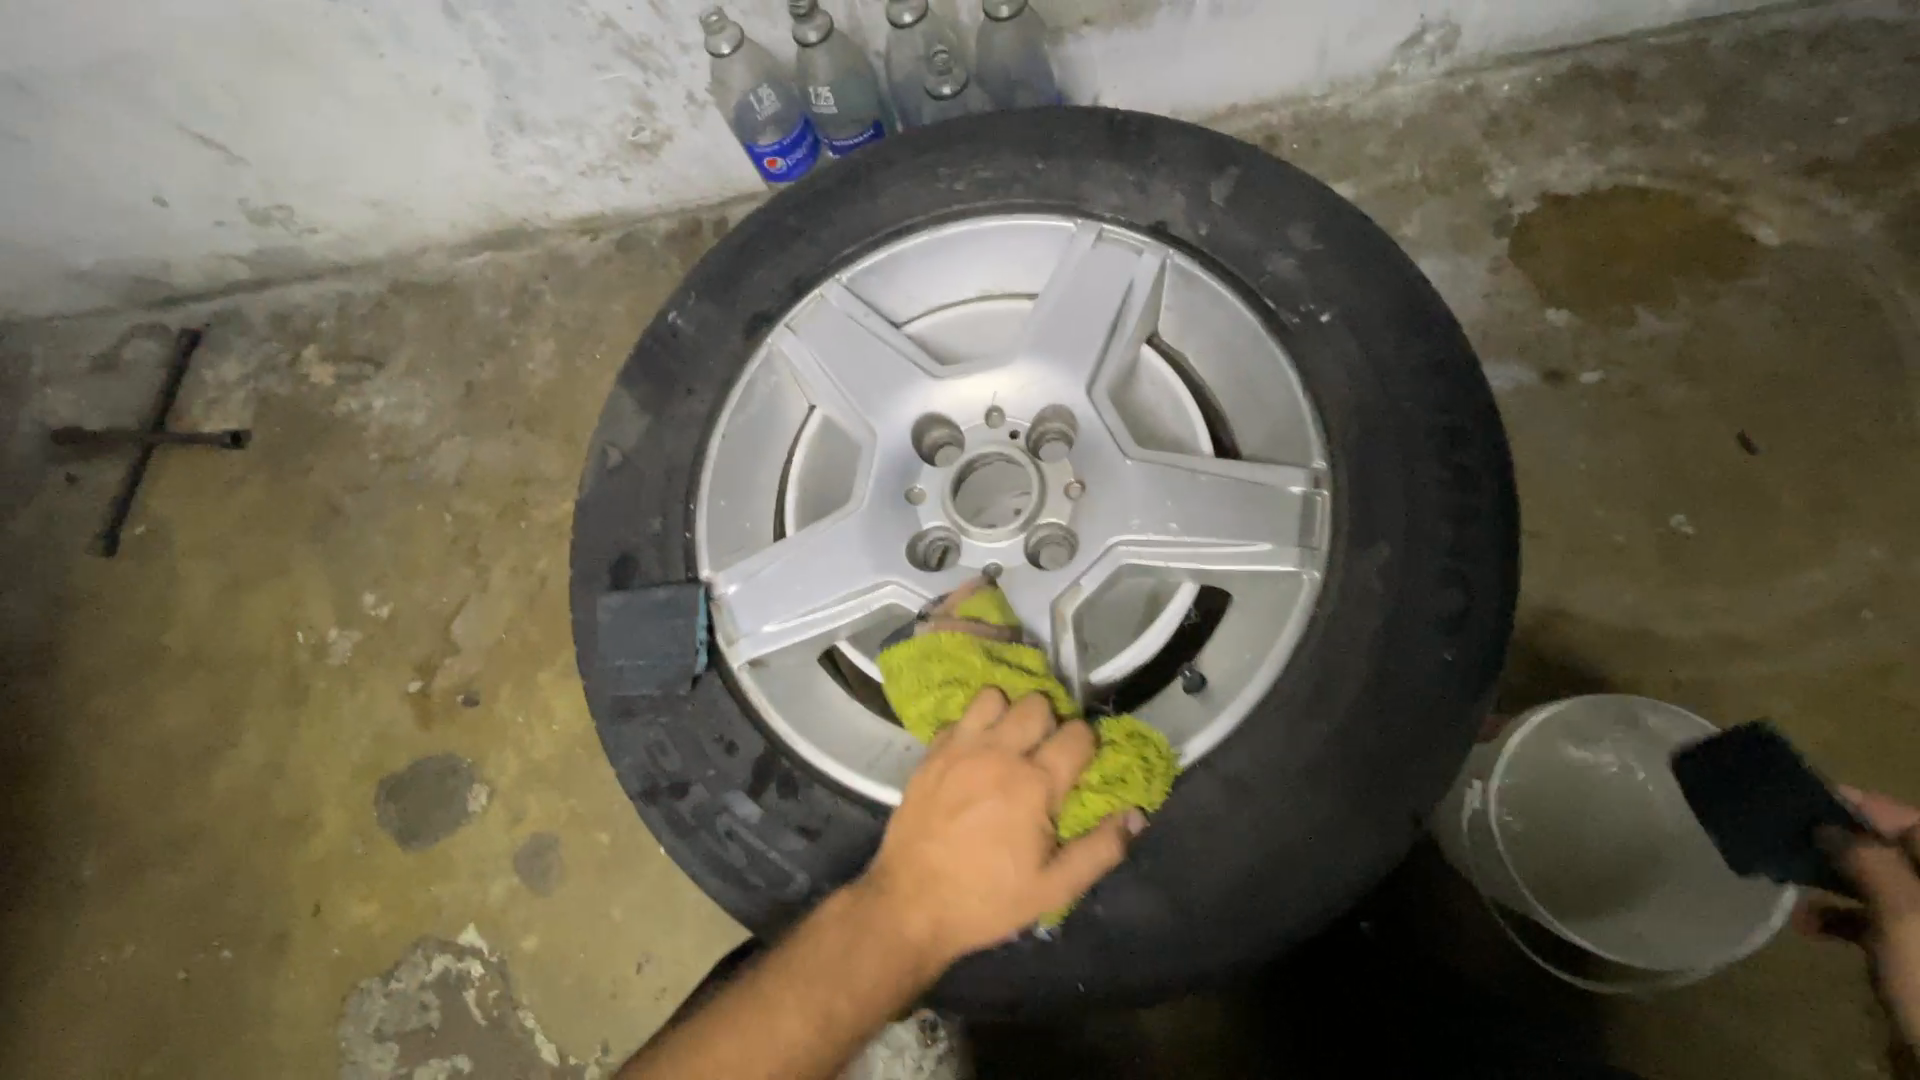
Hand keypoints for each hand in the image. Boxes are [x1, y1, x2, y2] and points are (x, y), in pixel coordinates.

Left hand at [853, 687, 1142, 968]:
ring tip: (1009, 745)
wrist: (910, 904)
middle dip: (1050, 722)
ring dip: (1008, 714)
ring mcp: (960, 748)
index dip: (1087, 745)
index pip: (1078, 734)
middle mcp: (998, 753)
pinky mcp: (931, 753)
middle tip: (1045, 753)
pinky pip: (960, 717)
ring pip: (994, 696)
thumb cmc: (987, 900)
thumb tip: (1136, 815)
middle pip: (1037, 703)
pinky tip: (974, 755)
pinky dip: (973, 727)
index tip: (1081, 764)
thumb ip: (1101, 849)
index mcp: (1034, 784)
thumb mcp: (1054, 889)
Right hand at [1799, 787, 1919, 1048]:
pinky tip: (1809, 927)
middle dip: (1837, 848)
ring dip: (1832, 885)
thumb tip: (1828, 825)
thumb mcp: (1905, 919)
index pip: (1913, 824)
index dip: (1860, 806)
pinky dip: (1842, 919)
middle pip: (1895, 856)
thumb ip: (1870, 863)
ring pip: (1883, 888)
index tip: (1799, 796)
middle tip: (1783, 840)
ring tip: (1789, 889)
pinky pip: (1882, 923)